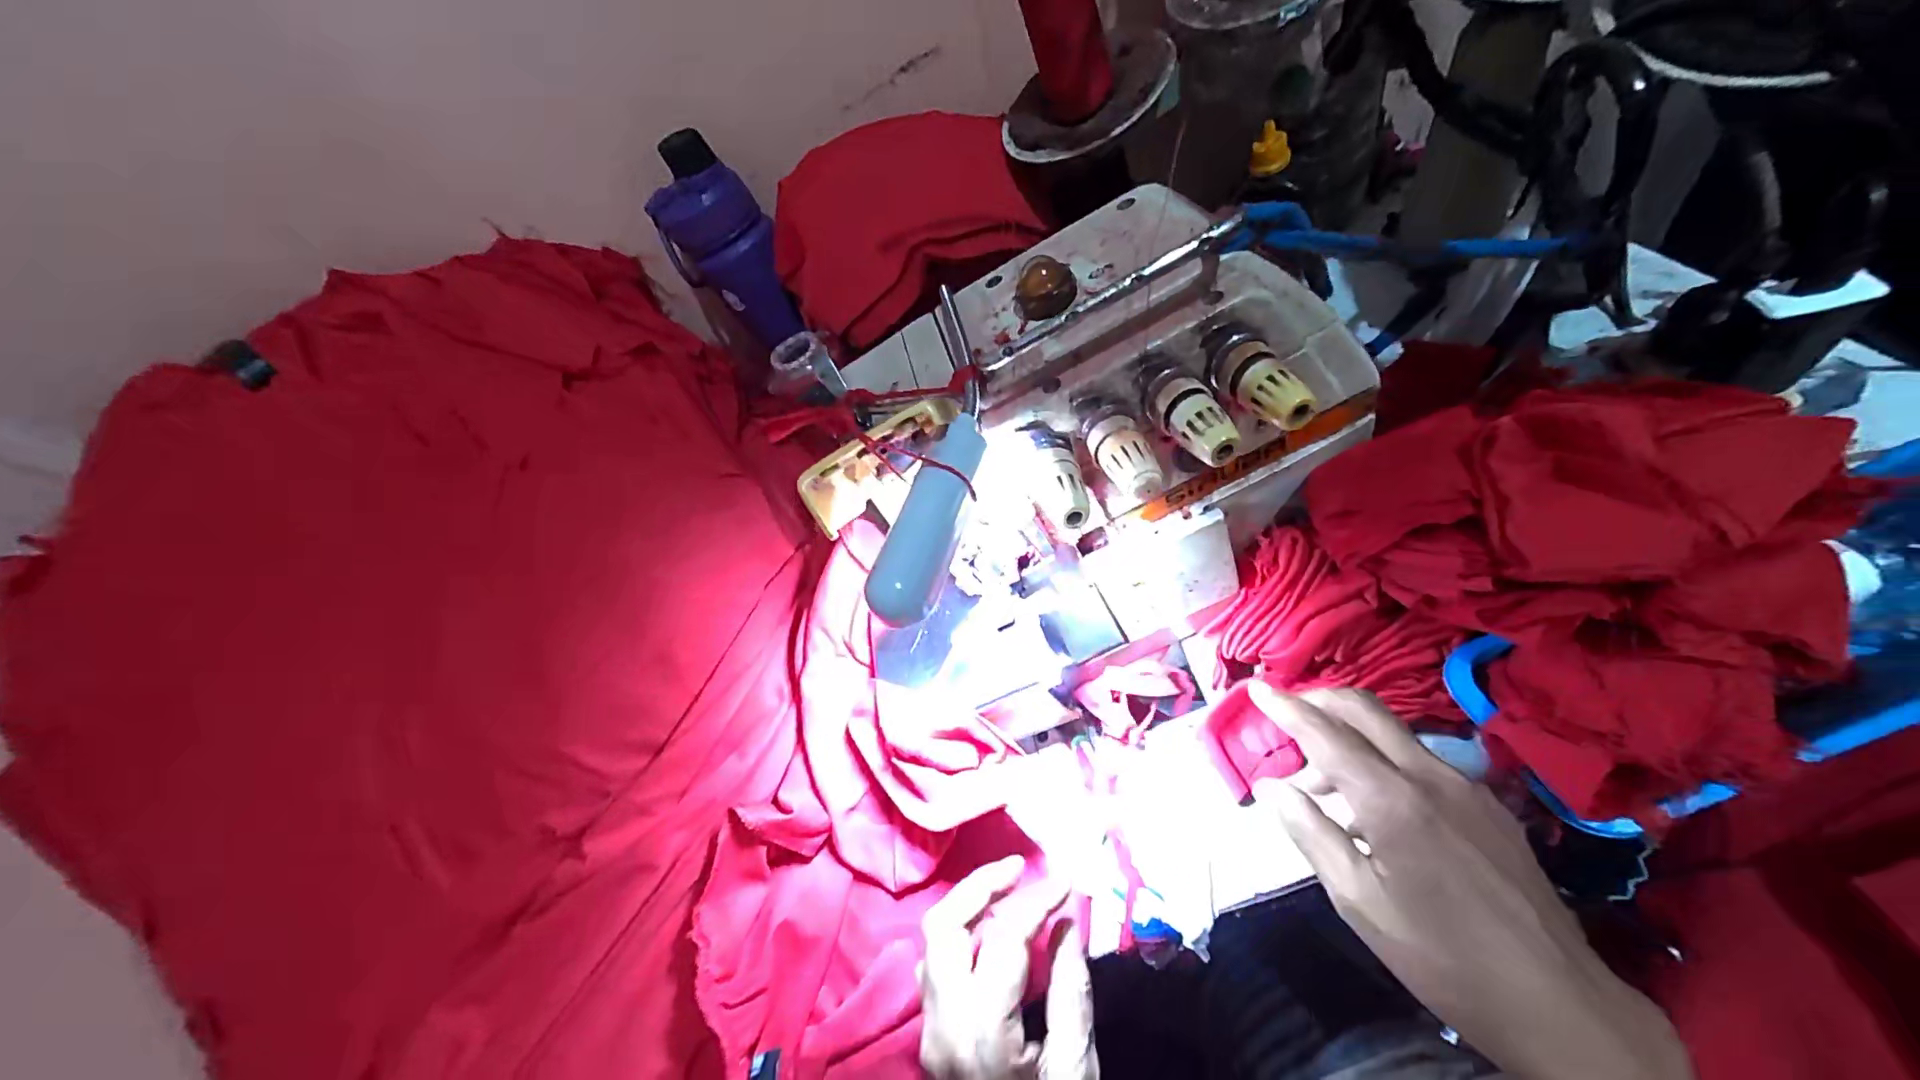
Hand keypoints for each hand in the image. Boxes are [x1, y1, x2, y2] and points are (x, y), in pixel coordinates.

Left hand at [919, 855, 1096, 1079]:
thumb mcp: (1076, 1065)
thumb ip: (1072, 990)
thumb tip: (1066, 921)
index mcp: (984, 1035)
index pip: (1005, 941)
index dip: (1038, 901)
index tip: (1066, 879)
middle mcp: (943, 1026)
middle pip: (943, 927)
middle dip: (980, 886)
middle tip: (1020, 868)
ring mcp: (929, 1031)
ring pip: (932, 942)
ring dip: (968, 906)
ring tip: (1009, 891)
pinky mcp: (929, 1034)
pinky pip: (935, 965)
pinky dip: (961, 935)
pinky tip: (990, 933)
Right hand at [1250, 684, 1693, 1079]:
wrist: (1560, 1004)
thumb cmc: (1441, 956)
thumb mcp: (1358, 901)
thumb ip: (1310, 833)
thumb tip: (1273, 786)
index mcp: (1391, 800)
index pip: (1324, 733)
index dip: (1285, 706)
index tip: (1256, 687)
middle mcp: (1430, 777)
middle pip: (1363, 709)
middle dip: (1318, 699)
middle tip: (1285, 712)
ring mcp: (1467, 788)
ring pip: (1392, 734)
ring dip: (1347, 737)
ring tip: (1320, 785)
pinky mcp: (1489, 806)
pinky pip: (1421, 762)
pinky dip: (1382, 762)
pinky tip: (1373, 808)